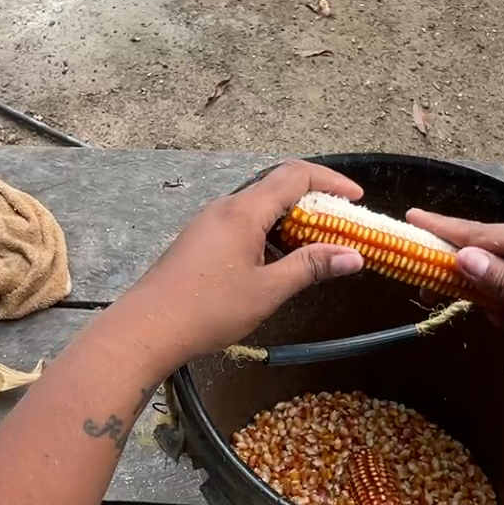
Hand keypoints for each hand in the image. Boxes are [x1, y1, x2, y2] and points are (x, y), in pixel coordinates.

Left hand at [104, 160, 365, 372]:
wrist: (146, 329)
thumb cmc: (208, 310)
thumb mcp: (267, 291)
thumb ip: (310, 268)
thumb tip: (354, 255)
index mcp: (243, 211)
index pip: (295, 175)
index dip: (330, 181)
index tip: (357, 198)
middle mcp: (224, 207)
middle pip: (276, 186)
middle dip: (313, 199)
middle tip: (341, 224)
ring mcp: (208, 223)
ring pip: (257, 206)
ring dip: (289, 218)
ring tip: (314, 245)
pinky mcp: (198, 240)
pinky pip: (240, 222)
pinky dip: (267, 231)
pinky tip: (275, 260)